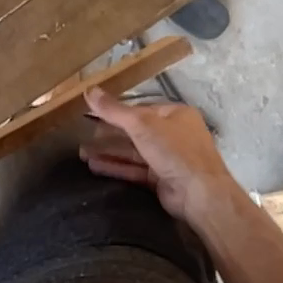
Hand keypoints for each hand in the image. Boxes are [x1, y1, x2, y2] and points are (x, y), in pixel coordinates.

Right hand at [80, 89, 240, 226]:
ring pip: (133, 152)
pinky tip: (95, 167)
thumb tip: (88, 89)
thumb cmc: (174, 150)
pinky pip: (135, 169)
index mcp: (175, 114)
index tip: (91, 115)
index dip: (115, 112)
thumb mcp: (141, 124)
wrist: (199, 193)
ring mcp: (168, 158)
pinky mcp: (162, 179)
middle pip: (135, 132)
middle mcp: (173, 134)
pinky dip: (116, 167)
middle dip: (108, 135)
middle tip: (82, 137)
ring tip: (82, 154)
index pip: (140, 110)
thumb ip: (114, 110)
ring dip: (108, 152)